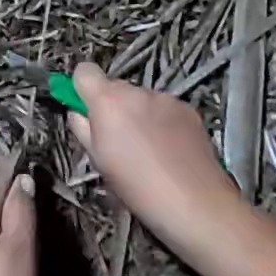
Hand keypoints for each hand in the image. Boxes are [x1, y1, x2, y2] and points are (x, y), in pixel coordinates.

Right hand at [66, 62, 242, 254]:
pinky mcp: (189, 109)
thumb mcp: (97, 162)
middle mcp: (136, 91)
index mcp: (107, 101)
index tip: (86, 110)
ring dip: (139, 114)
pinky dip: (162, 121)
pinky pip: (165, 108)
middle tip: (118, 138)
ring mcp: (166, 98)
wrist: (196, 204)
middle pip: (115, 86)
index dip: (82, 88)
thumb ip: (82, 129)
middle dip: (112, 106)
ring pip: (142, 99)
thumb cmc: (137, 188)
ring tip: (148, 148)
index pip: (84, 71)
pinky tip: (170, 149)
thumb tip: (78, 114)